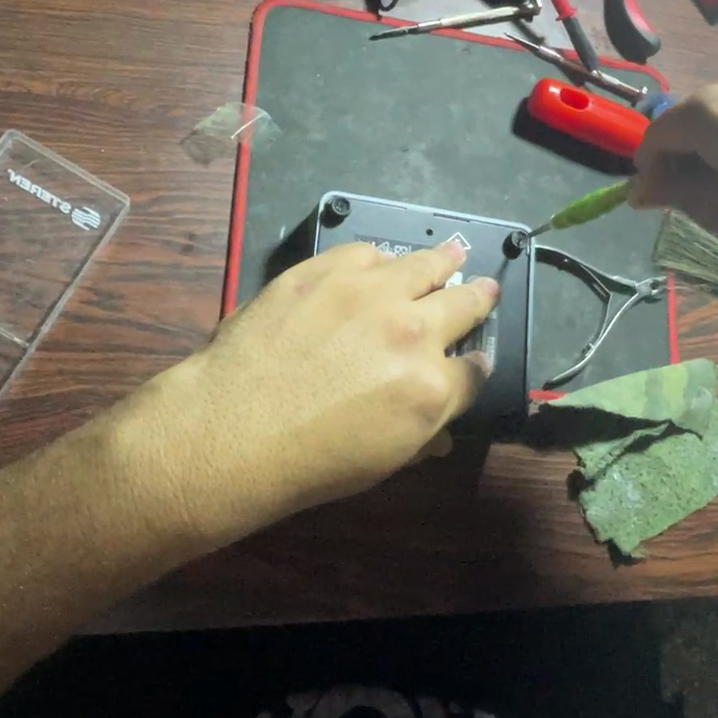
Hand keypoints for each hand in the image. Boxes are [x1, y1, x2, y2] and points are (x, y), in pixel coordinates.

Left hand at [128, 240, 498, 540]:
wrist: (231, 428)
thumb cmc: (308, 463)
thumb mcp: (381, 464)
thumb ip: (422, 438)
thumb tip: (444, 430)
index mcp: (432, 388)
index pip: (474, 371)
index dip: (476, 367)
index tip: (474, 360)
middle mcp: (411, 331)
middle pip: (462, 304)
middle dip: (479, 298)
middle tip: (486, 288)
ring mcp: (367, 293)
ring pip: (423, 265)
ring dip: (443, 261)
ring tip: (453, 253)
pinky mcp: (324, 271)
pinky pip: (366, 253)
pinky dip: (379, 260)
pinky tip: (380, 262)